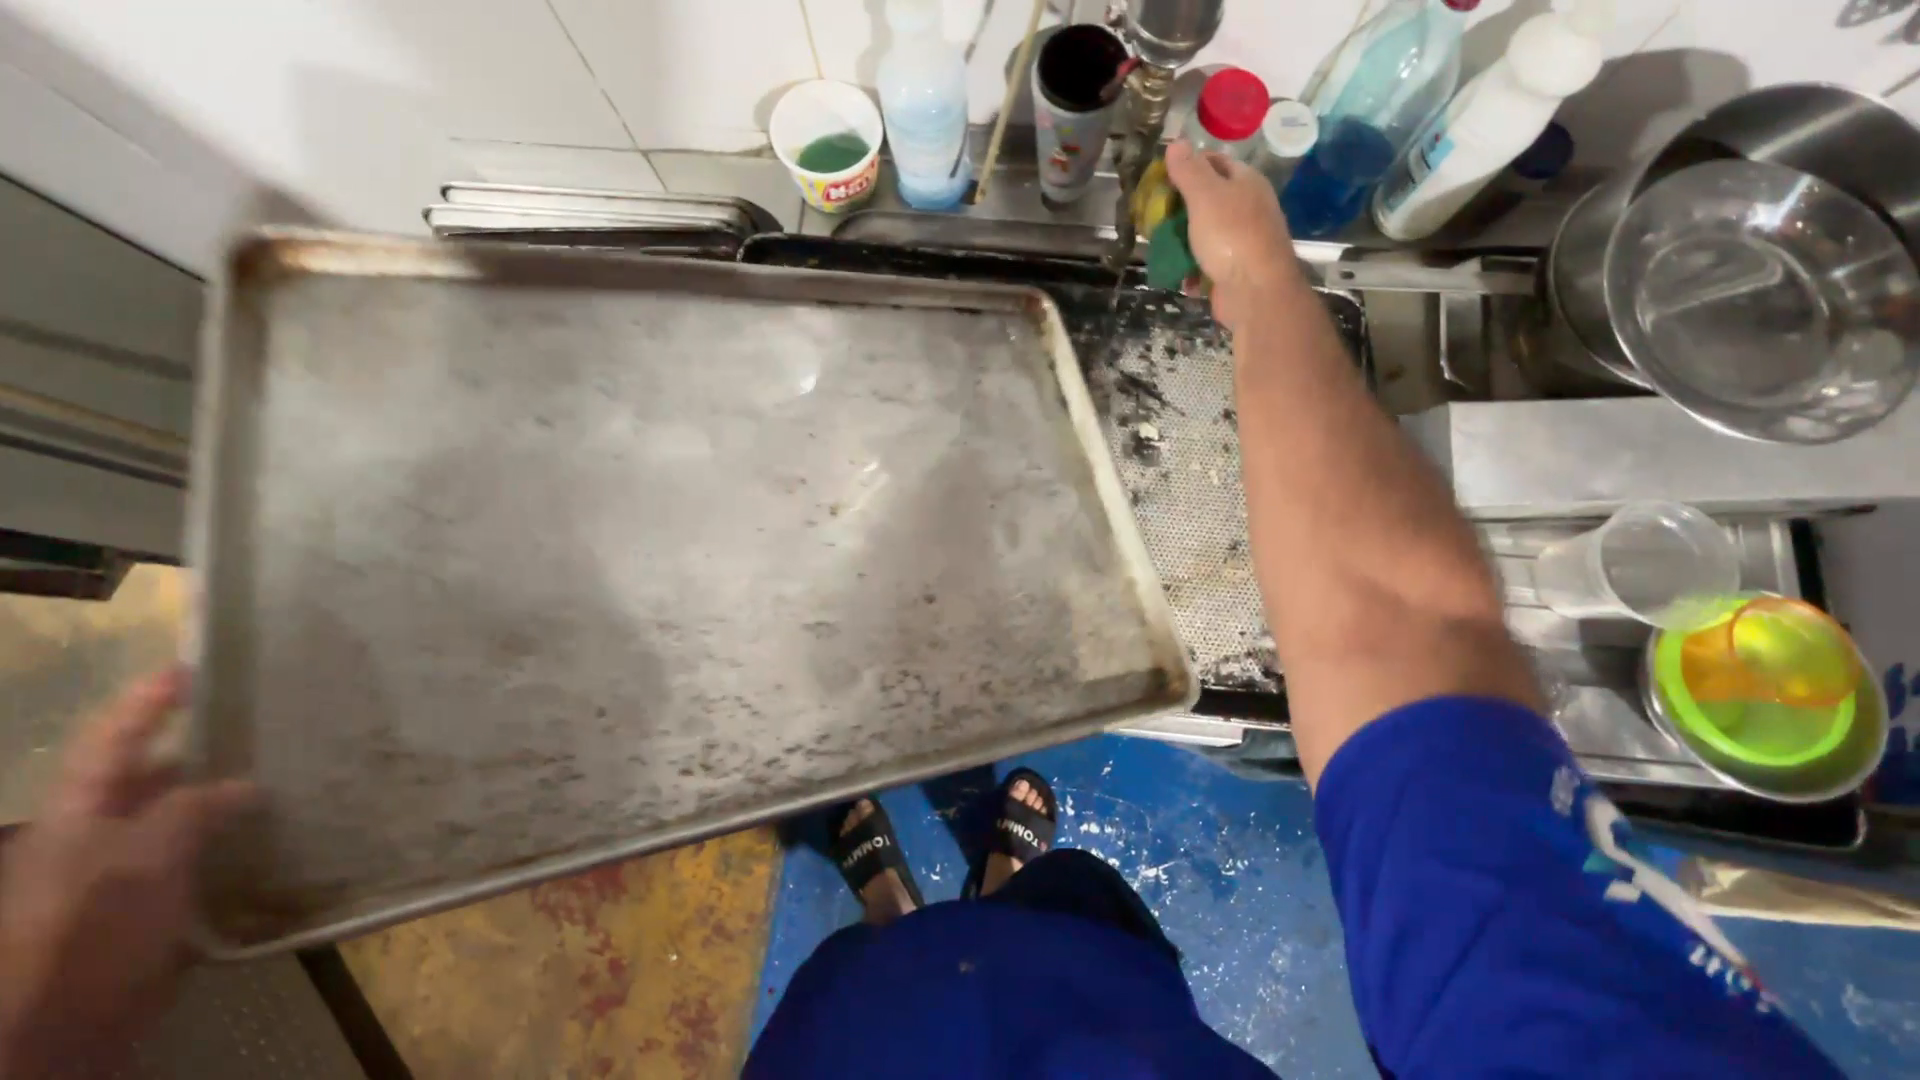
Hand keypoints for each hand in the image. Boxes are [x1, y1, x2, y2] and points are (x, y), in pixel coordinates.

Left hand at [0, 670, 252, 1077]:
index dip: (148, 703)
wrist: (61, 1031)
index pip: (112, 742)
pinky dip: (238, 841)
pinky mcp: (157, 907)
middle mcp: (100, 835)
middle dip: (202, 746)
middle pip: (151, 776)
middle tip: (262, 719)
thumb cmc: (89, 930)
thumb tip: (243, 786)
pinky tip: (278, 834)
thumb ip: (189, 810)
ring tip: (287, 771)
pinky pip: (204, 858)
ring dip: (228, 796)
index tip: (193, 667)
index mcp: (78, 815)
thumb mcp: (140, 859)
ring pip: (184, 817)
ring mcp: (129, 873)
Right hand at [1163, 139, 1297, 331]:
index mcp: (1246, 182)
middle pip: (1207, 200)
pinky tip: (1179, 276)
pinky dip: (1192, 270)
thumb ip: (1189, 170)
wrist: (1256, 292)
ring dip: (1181, 242)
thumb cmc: (1231, 237)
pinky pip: (1207, 263)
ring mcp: (1242, 240)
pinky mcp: (1234, 269)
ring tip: (1159, 247)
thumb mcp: (1205, 197)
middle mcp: (1247, 207)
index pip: (1214, 162)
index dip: (1187, 166)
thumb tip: (1176, 142)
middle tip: (1153, 216)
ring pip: (1204, 234)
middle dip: (1179, 209)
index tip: (1160, 179)